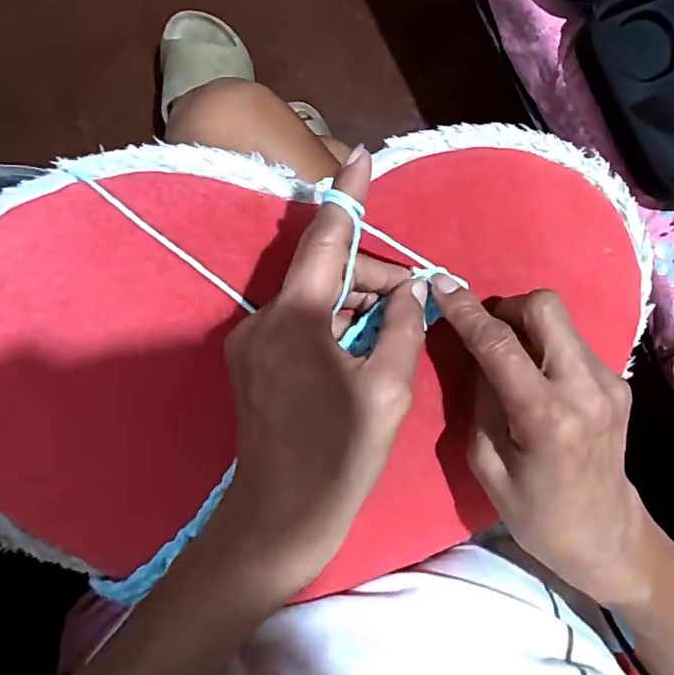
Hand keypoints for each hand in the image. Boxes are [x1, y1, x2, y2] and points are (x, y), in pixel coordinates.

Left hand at [210, 148, 428, 597]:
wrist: (277, 519)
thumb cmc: (339, 456)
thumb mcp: (387, 388)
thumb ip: (401, 325)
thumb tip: (412, 287)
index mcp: (296, 319)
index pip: (328, 238)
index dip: (348, 194)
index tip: (362, 154)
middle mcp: (265, 319)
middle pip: (329, 273)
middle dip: (376, 276)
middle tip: (421, 298)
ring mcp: (252, 341)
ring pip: (317, 299)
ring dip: (360, 303)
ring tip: (399, 328)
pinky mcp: (253, 362)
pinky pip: (303, 323)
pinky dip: (338, 323)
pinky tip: (366, 346)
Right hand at [432, 282, 658, 606]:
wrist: (607, 535)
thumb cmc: (537, 514)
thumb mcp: (488, 465)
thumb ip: (481, 400)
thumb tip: (477, 351)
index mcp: (547, 417)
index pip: (500, 345)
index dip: (467, 312)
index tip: (442, 286)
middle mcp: (585, 388)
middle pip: (546, 307)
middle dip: (508, 306)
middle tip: (486, 330)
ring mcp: (609, 381)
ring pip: (562, 319)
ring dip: (528, 325)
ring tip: (511, 356)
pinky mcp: (619, 381)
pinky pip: (573, 342)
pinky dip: (547, 346)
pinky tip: (538, 377)